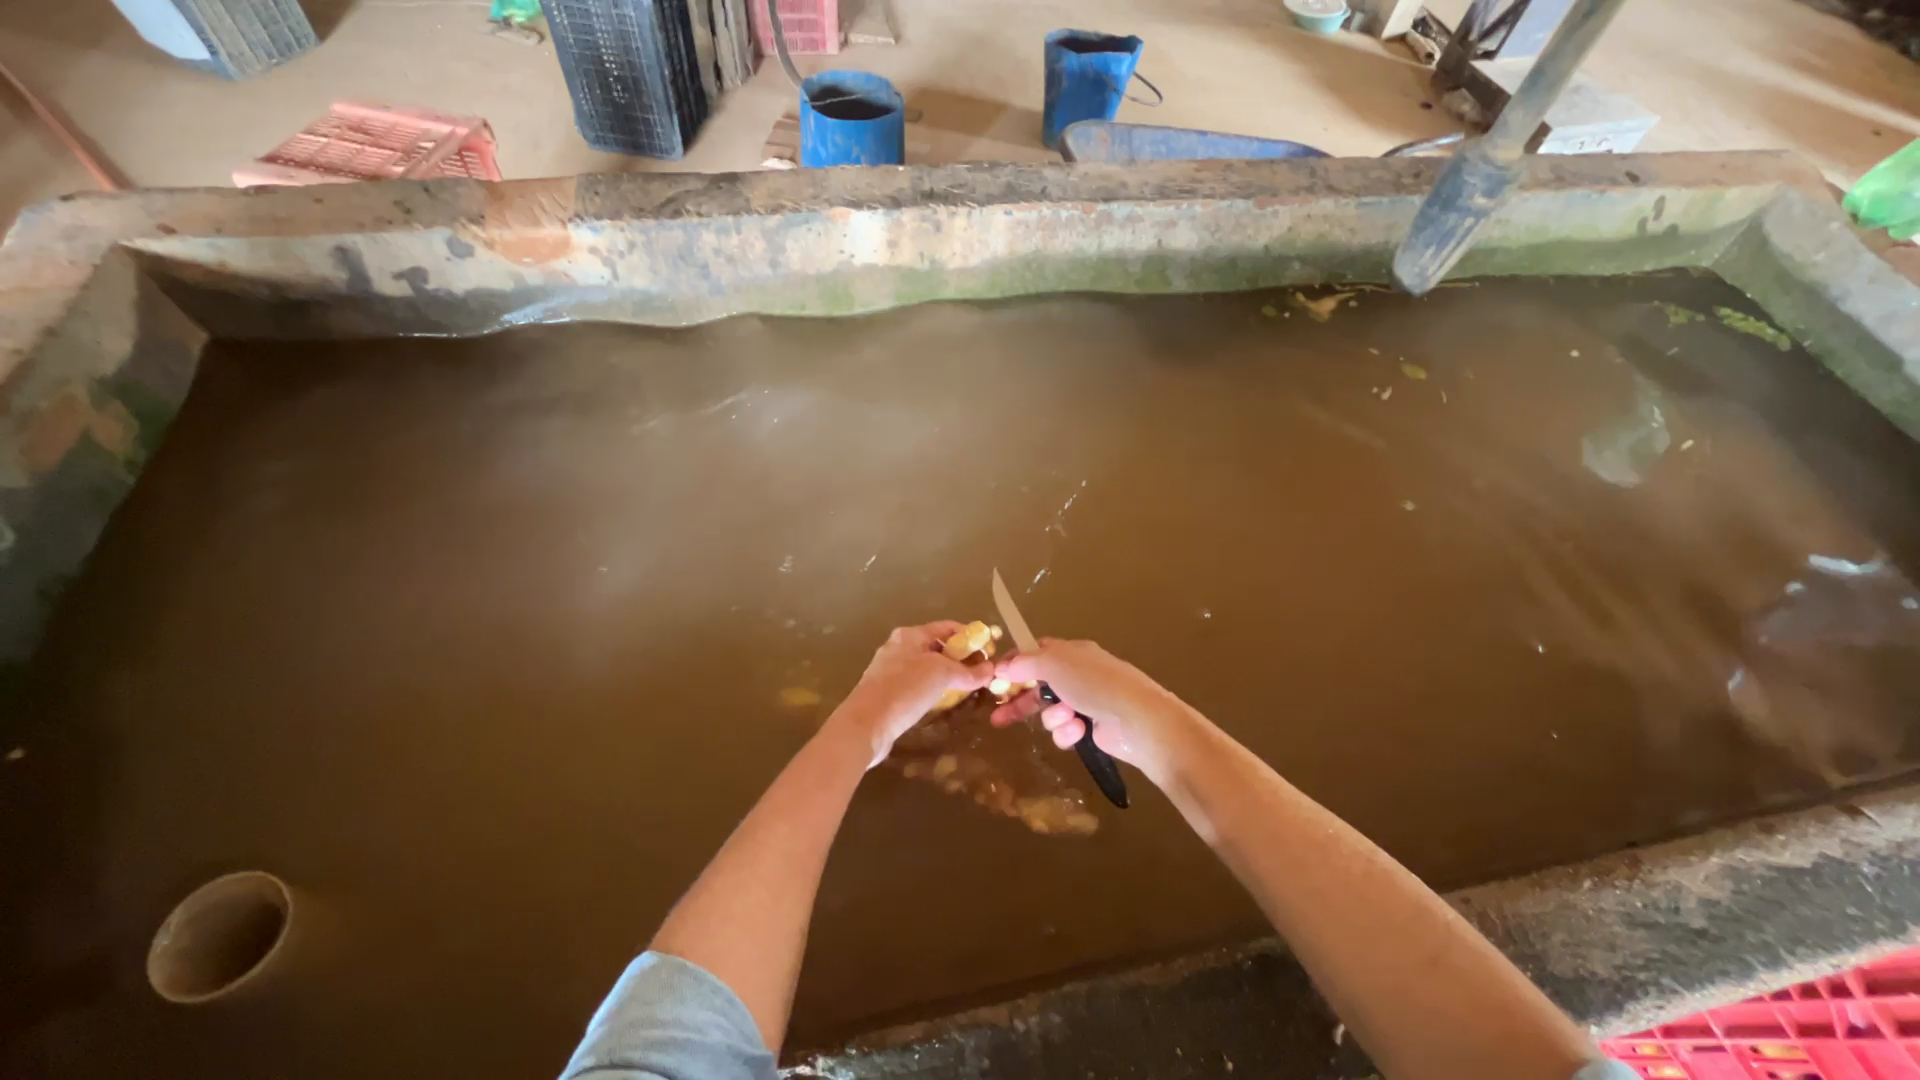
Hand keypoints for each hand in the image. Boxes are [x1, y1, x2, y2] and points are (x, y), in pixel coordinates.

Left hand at [832, 621, 994, 767]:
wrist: (865, 724)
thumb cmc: (905, 690)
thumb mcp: (942, 675)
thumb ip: (968, 672)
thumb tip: (990, 669)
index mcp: (910, 635)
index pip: (947, 627)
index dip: (970, 636)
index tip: (990, 651)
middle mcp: (899, 647)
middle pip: (938, 647)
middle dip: (961, 659)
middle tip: (982, 674)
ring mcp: (891, 670)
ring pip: (928, 668)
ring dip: (949, 676)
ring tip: (968, 689)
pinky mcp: (888, 692)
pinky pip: (918, 685)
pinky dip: (934, 690)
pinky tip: (944, 702)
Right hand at [990, 639, 1201, 784]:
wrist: (1136, 720)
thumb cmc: (1094, 683)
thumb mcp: (1054, 664)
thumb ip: (1025, 663)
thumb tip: (1002, 666)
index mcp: (1072, 653)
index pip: (1036, 653)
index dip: (1015, 664)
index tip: (994, 679)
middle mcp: (1078, 675)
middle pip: (1039, 686)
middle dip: (1020, 701)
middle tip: (997, 716)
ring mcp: (1085, 702)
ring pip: (1050, 712)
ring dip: (1053, 718)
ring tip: (1066, 719)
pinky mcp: (1090, 728)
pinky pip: (1065, 731)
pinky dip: (1068, 732)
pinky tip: (1078, 732)